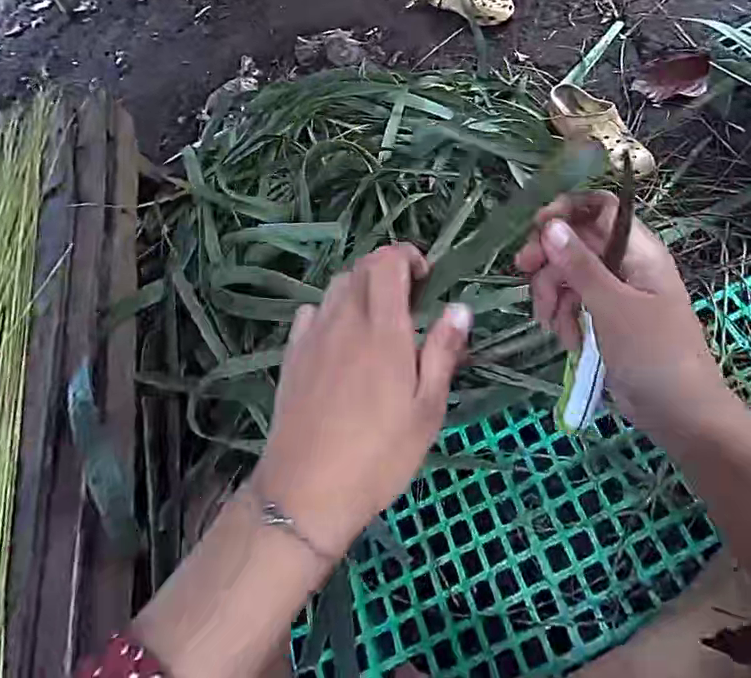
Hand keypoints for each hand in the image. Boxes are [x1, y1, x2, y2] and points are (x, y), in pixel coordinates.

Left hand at [252, 243, 472, 559]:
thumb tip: (459, 307)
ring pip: (336, 286)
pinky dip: (331, 311)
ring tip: (378, 323)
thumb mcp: (426, 409)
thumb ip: (442, 351)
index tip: (426, 281)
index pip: (387, 261)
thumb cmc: (378, 455)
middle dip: (388, 270)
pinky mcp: (291, 355)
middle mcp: (344, 319)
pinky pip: (311, 313)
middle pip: (361, 267)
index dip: (408, 257)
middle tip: (409, 303)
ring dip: (361, 289)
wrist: (304, 493)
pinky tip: (341, 341)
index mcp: (382, 328)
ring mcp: (312, 336)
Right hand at [514, 193, 727, 430]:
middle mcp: (625, 263)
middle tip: (525, 273)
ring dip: (552, 295)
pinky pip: (571, 301)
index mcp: (638, 250)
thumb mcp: (613, 307)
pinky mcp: (604, 316)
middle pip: (575, 240)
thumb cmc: (654, 354)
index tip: (538, 228)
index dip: (567, 210)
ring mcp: (614, 291)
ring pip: (567, 273)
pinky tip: (566, 340)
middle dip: (549, 259)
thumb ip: (580, 265)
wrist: (680, 414)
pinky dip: (562, 316)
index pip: (600, 208)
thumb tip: (550, 225)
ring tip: (553, 325)